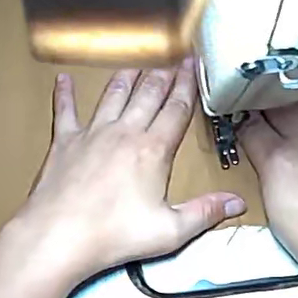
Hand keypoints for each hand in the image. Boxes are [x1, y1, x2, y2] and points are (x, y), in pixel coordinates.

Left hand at [0, 61, 243, 285]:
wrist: (60, 235)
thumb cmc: (115, 235)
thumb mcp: (170, 231)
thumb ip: (205, 213)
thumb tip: (237, 204)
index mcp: (153, 150)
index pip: (177, 109)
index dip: (188, 85)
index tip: (193, 66)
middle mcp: (124, 133)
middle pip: (148, 95)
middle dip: (163, 76)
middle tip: (172, 62)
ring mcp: (92, 134)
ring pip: (113, 96)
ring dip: (127, 79)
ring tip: (136, 67)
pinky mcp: (64, 143)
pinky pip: (65, 111)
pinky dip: (65, 94)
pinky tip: (63, 80)